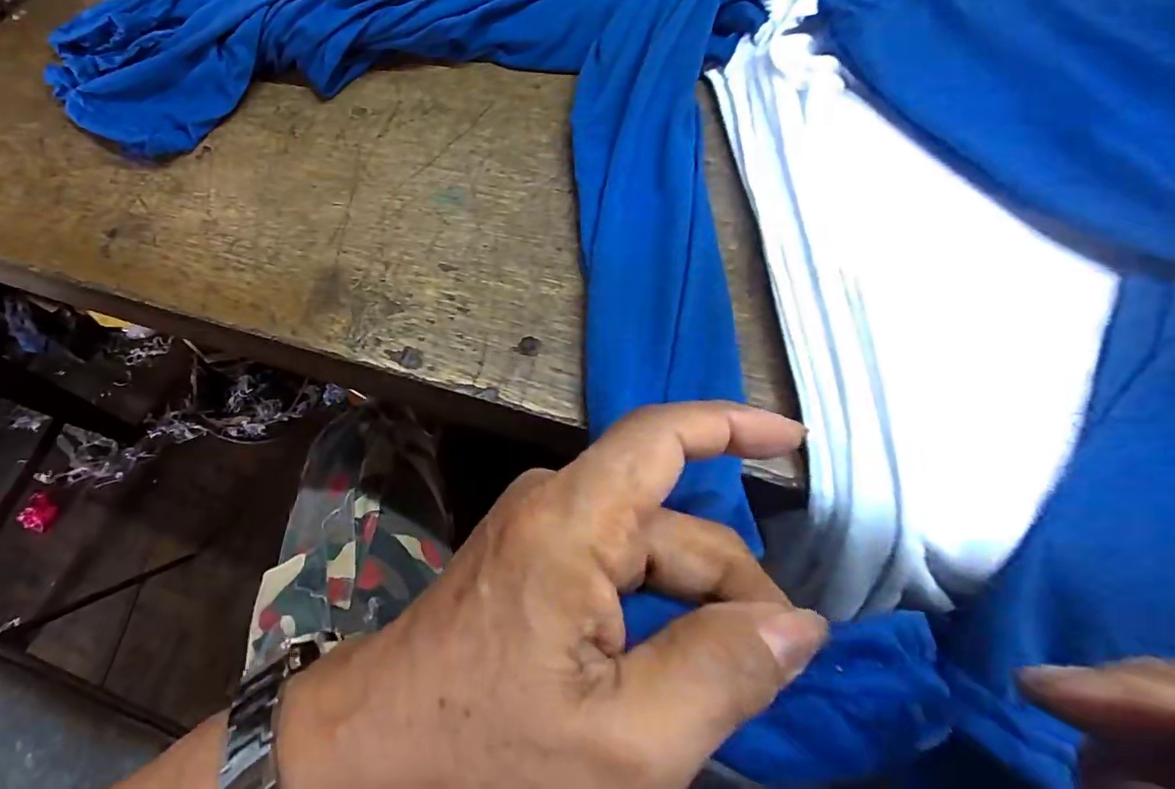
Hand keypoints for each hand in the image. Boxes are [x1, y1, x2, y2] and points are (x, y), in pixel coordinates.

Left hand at [275, 401, 827, 788]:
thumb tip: (799, 626)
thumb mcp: (625, 739)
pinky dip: (658, 611)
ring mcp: (537, 530)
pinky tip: (677, 668)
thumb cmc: (488, 749)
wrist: (375, 748)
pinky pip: (614, 570)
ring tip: (730, 687)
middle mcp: (554, 504)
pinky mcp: (529, 559)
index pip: (661, 437)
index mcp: (572, 520)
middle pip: (672, 523)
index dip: (731, 425)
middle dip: (733, 586)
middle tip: (777, 673)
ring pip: (647, 552)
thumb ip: (721, 673)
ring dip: (697, 607)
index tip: (795, 437)